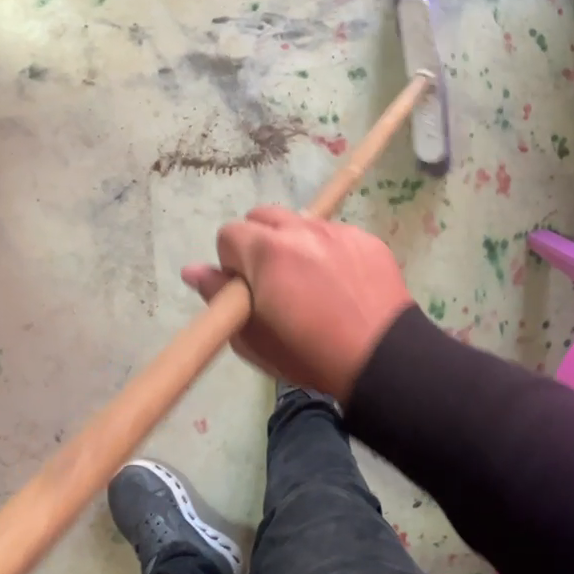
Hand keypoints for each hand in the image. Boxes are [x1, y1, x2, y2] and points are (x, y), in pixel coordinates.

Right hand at [182, 207, 412, 403]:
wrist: (381, 357)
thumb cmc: (309, 354)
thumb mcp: (253, 338)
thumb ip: (220, 297)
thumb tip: (193, 271)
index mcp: (266, 251)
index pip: (229, 233)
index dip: (232, 262)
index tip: (247, 289)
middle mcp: (301, 230)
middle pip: (264, 216)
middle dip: (259, 241)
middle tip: (273, 280)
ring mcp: (338, 231)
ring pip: (303, 222)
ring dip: (295, 243)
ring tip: (310, 282)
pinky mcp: (367, 240)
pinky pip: (337, 234)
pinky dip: (330, 251)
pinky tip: (342, 284)